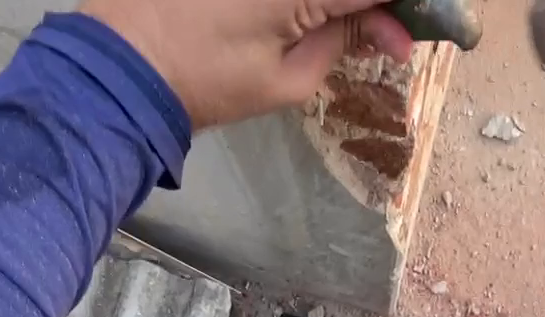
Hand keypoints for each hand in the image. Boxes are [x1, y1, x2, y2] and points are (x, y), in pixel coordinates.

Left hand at [80, 0, 413, 129]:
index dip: (407, 5)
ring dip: (344, 3)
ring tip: (353, 26)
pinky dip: (318, 1)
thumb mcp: (288, 78)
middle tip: (386, 28)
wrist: (126, 61)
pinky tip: (320, 15)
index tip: (418, 26)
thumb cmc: (210, 82)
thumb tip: (393, 31)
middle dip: (376, 4)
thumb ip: (344, 39)